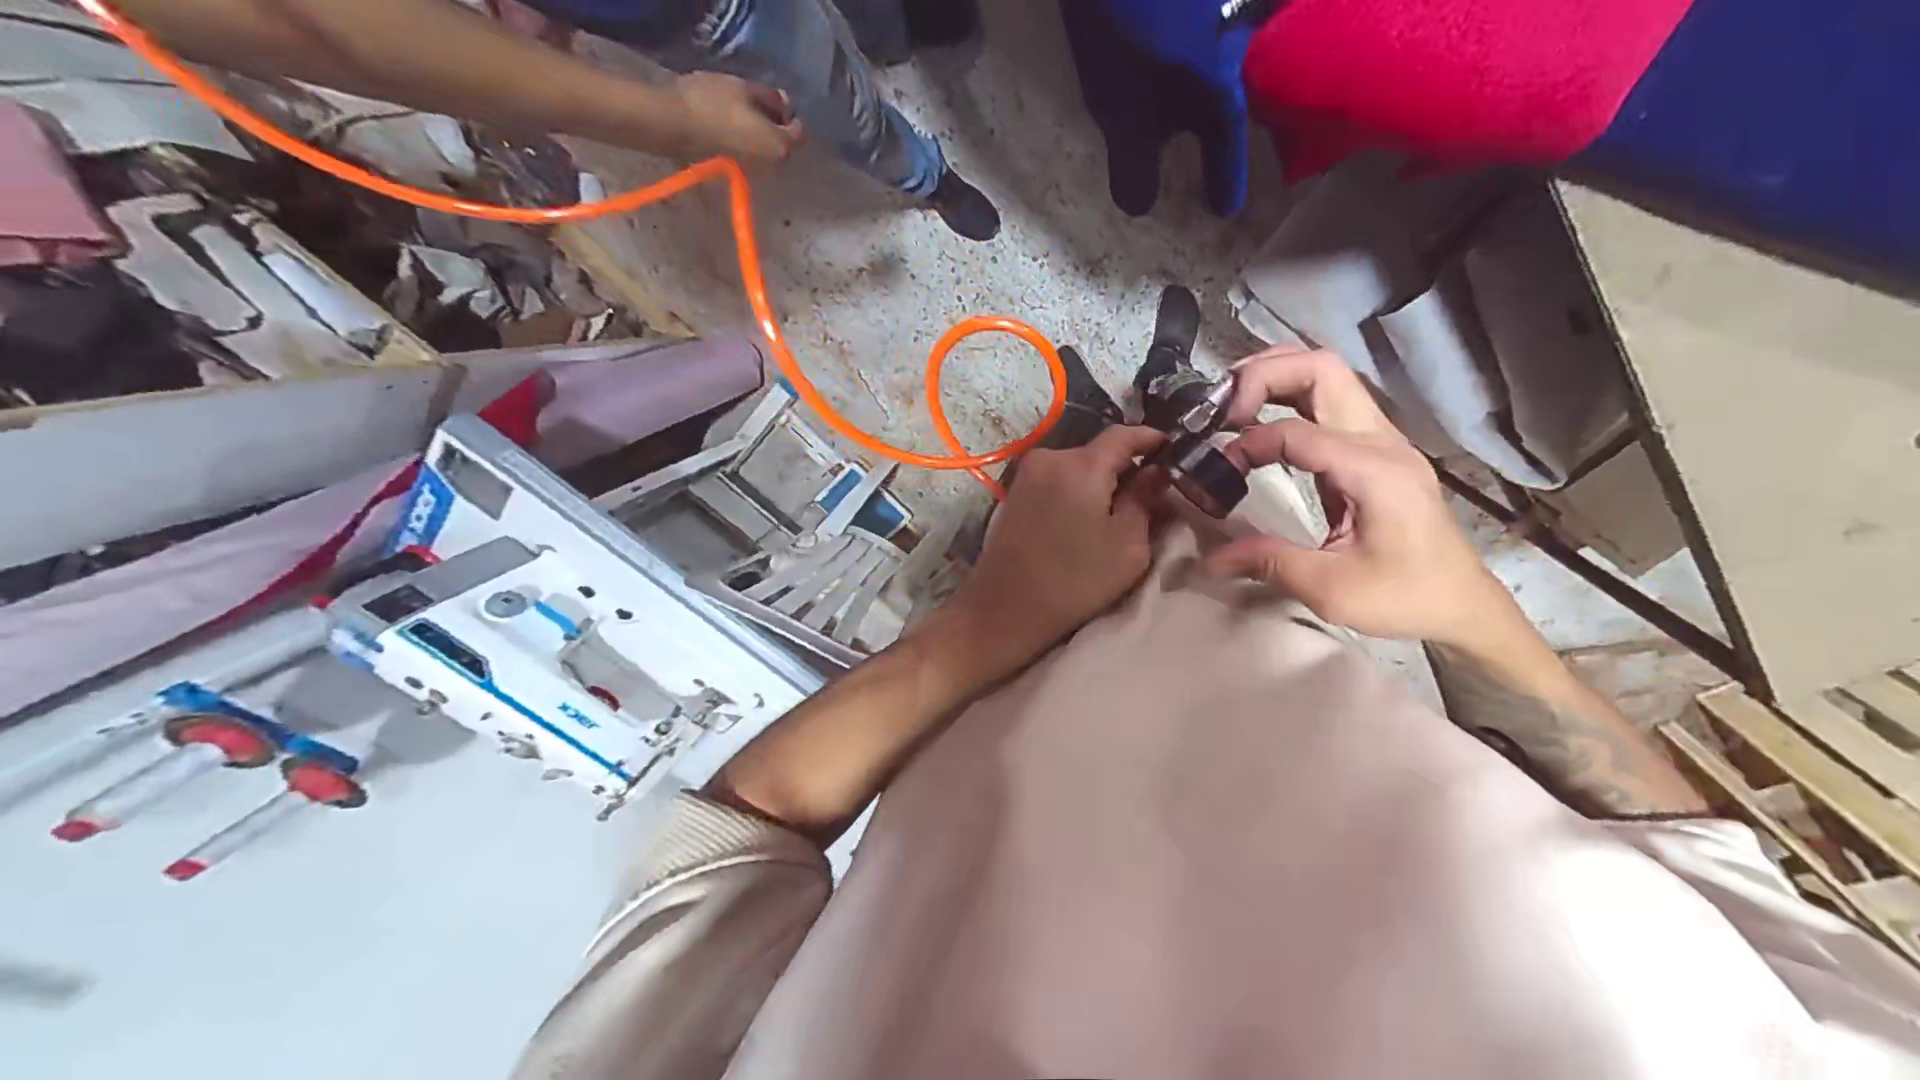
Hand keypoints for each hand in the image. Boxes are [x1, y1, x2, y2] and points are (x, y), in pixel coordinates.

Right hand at [667, 72, 801, 163]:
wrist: (674, 124)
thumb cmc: (711, 101)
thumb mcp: (745, 88)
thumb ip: (770, 97)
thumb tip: (784, 102)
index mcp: (779, 145)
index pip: (799, 133)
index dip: (792, 116)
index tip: (780, 102)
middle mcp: (771, 166)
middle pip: (784, 147)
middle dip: (779, 129)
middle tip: (764, 108)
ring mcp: (754, 173)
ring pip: (767, 154)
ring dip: (763, 138)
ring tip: (748, 117)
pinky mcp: (736, 173)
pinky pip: (752, 158)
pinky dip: (750, 145)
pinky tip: (736, 129)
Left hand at [933, 426, 1167, 680]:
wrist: (1004, 610)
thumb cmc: (1074, 581)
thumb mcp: (1127, 545)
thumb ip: (1145, 499)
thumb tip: (1156, 470)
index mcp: (1081, 465)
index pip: (1125, 434)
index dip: (1154, 439)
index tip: (1176, 453)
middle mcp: (1050, 457)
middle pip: (1100, 451)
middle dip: (1129, 466)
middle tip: (1155, 493)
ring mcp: (1027, 474)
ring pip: (1079, 466)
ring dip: (1103, 481)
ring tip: (1123, 510)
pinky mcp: (1015, 493)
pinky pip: (1059, 480)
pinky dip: (1079, 491)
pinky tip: (1089, 517)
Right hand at [1208, 347, 1529, 650]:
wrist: (1461, 602)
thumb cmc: (1404, 597)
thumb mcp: (1332, 589)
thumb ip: (1269, 562)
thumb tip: (1212, 557)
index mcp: (1375, 471)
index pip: (1298, 430)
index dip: (1250, 443)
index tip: (1221, 471)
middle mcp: (1381, 441)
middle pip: (1322, 369)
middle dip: (1263, 375)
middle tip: (1219, 407)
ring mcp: (1382, 440)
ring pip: (1327, 376)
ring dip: (1275, 379)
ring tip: (1231, 407)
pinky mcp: (1374, 449)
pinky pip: (1328, 403)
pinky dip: (1286, 400)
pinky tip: (1258, 424)